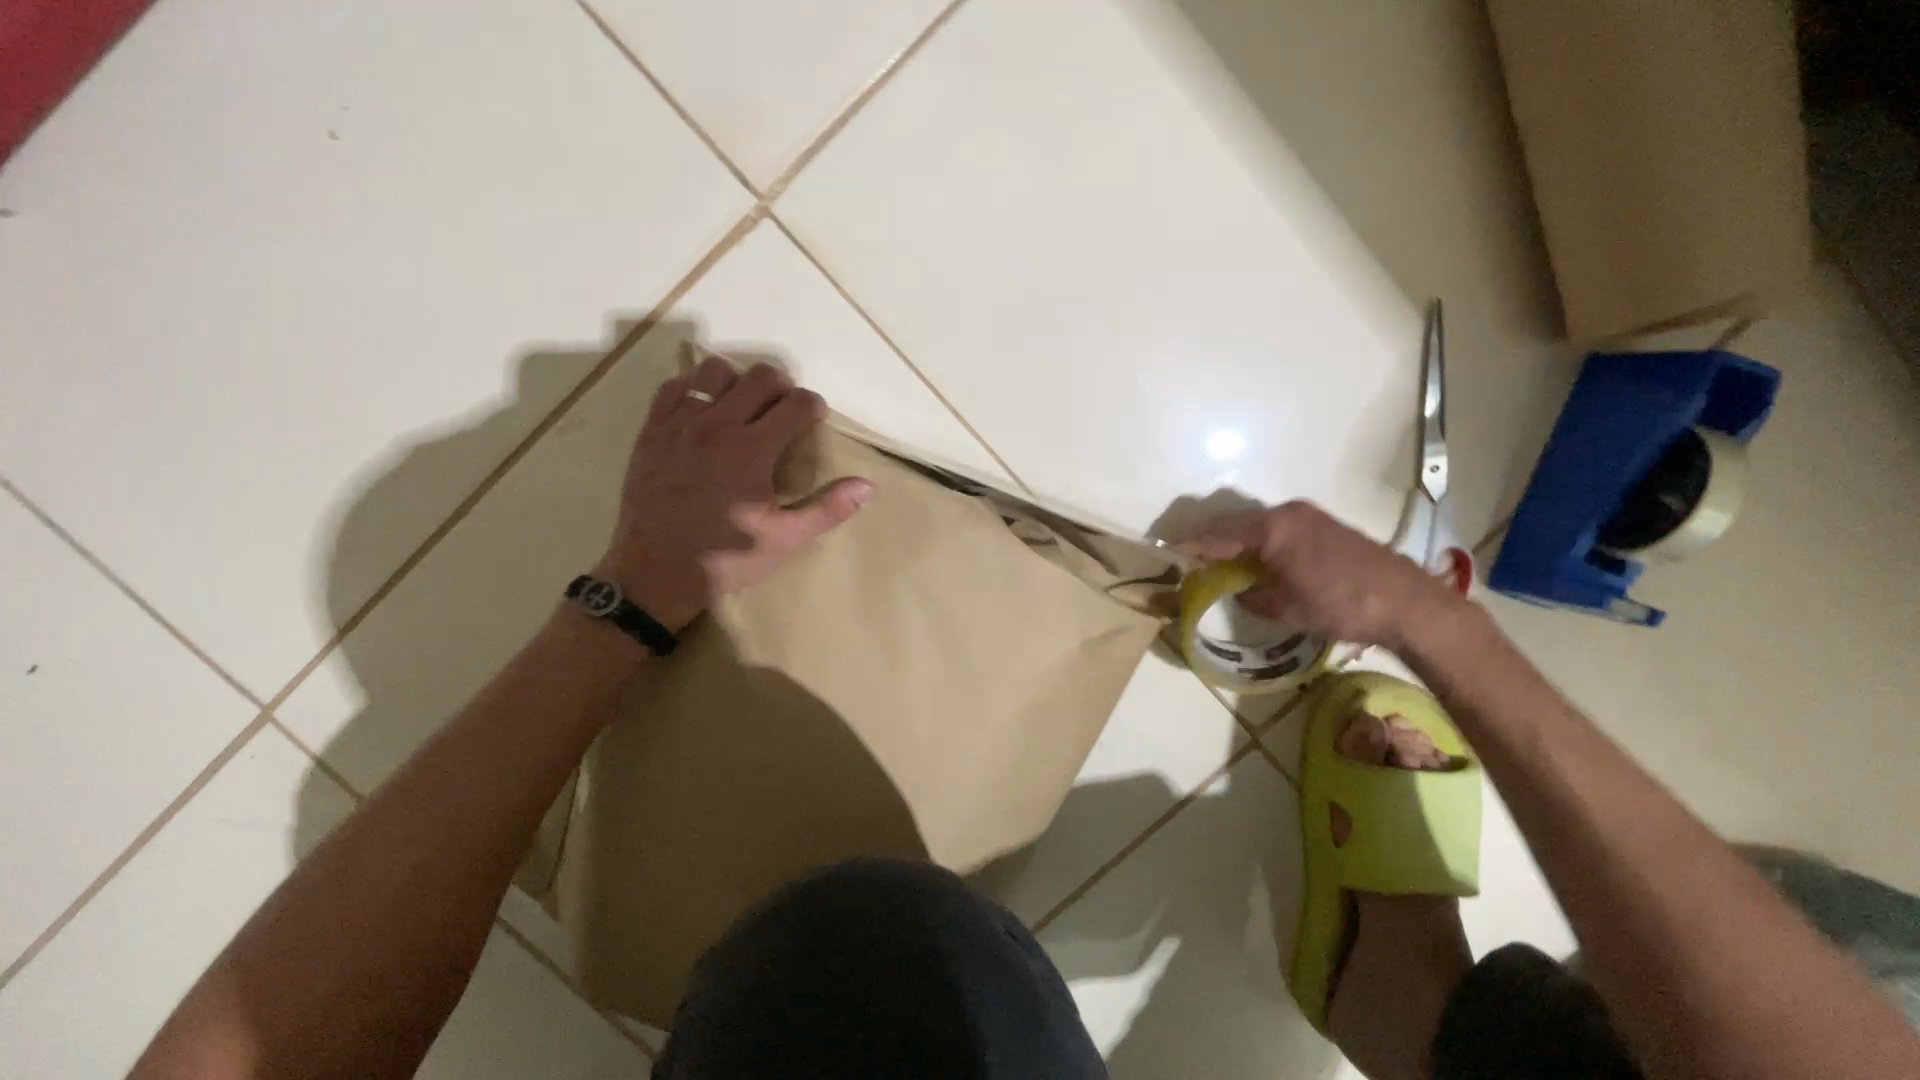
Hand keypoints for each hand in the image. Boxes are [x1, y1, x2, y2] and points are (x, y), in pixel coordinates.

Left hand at [595, 355, 872, 631]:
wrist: (654, 573)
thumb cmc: (726, 559)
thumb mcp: (784, 540)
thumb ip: (827, 509)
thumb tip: (867, 487)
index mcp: (753, 450)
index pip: (797, 403)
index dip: (813, 406)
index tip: (814, 419)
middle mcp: (717, 425)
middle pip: (761, 376)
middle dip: (783, 387)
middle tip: (784, 412)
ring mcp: (680, 424)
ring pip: (716, 370)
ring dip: (738, 381)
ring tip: (742, 406)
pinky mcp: (653, 430)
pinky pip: (676, 386)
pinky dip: (696, 388)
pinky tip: (704, 411)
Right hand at [1182, 501, 1469, 651]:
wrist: (1407, 602)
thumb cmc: (1340, 605)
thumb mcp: (1286, 608)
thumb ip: (1252, 596)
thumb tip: (1239, 591)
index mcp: (1271, 528)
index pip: (1218, 534)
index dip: (1192, 546)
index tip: (1170, 553)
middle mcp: (1287, 512)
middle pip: (1236, 522)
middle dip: (1213, 540)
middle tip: (1192, 559)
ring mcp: (1309, 515)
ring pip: (1259, 523)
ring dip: (1239, 540)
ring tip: (1222, 562)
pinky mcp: (1326, 525)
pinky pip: (1280, 527)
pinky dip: (1262, 541)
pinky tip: (1260, 560)